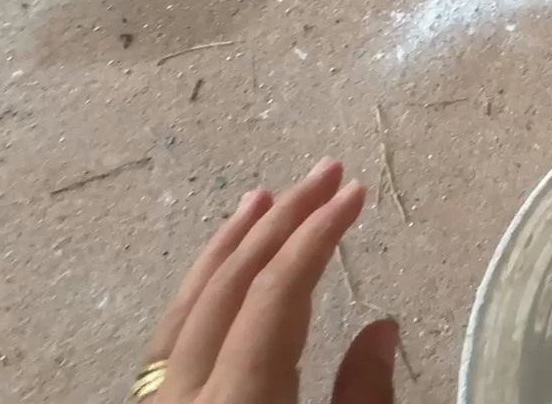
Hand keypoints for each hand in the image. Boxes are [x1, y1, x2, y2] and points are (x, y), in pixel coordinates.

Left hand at [141, 158, 396, 403]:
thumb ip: (361, 398)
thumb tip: (382, 328)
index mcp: (238, 402)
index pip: (277, 294)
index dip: (318, 234)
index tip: (357, 190)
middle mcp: (185, 396)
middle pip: (231, 286)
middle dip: (283, 220)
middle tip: (327, 170)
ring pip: (188, 307)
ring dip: (231, 244)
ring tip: (264, 196)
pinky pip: (170, 337)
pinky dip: (199, 289)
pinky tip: (219, 269)